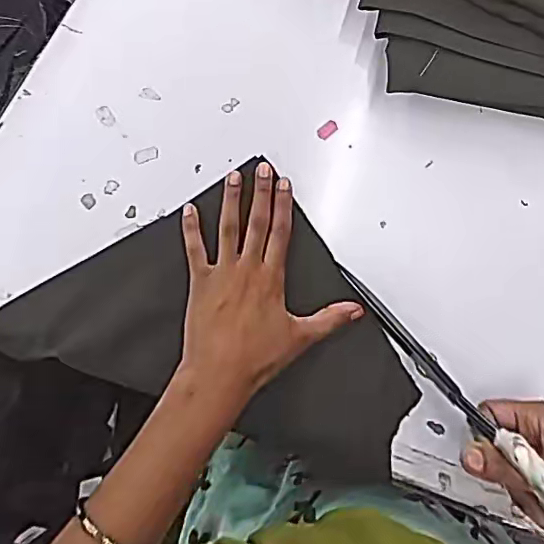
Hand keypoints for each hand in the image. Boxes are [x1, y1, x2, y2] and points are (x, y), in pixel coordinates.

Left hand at [174, 163, 362, 404]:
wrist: (218, 374)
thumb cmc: (254, 358)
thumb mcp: (300, 338)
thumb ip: (330, 319)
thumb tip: (353, 311)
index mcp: (270, 278)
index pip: (280, 232)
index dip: (283, 206)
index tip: (284, 186)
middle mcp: (246, 269)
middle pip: (257, 221)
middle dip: (261, 192)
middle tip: (263, 169)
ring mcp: (222, 273)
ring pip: (228, 228)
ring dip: (230, 201)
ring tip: (233, 178)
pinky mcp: (200, 282)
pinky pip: (195, 249)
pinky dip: (192, 229)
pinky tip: (190, 212)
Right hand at [462, 399, 543, 543]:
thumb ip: (504, 466)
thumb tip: (470, 452)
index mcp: (539, 416)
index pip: (488, 414)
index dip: (482, 440)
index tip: (485, 463)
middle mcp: (542, 432)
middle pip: (497, 447)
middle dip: (509, 476)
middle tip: (527, 488)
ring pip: (511, 473)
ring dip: (524, 496)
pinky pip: (527, 491)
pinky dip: (536, 506)